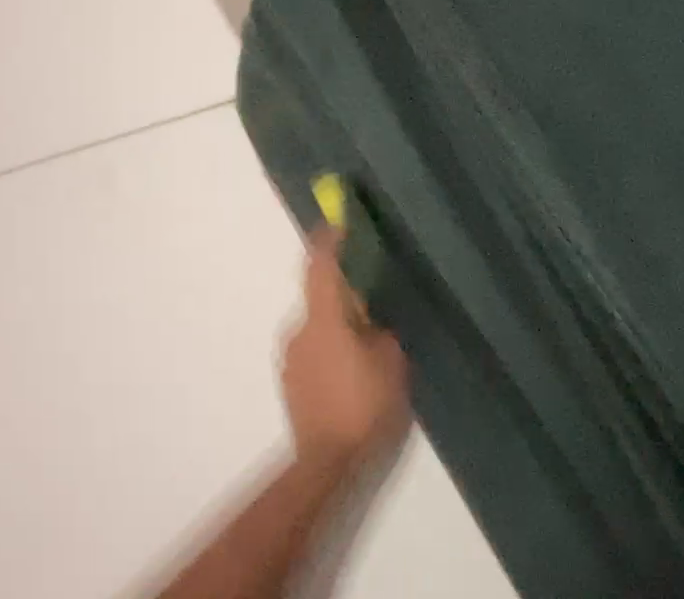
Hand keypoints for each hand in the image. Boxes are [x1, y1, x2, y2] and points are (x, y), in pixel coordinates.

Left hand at [281, 229, 411, 467]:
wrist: (328, 464)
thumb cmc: (367, 405)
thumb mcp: (392, 358)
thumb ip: (381, 328)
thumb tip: (371, 317)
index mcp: (325, 320)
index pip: (322, 268)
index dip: (329, 241)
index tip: (337, 218)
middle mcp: (299, 333)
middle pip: (323, 298)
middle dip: (348, 293)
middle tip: (381, 299)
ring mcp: (290, 360)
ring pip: (321, 326)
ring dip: (343, 324)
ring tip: (375, 341)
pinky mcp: (292, 383)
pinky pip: (317, 349)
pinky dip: (336, 347)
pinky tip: (359, 369)